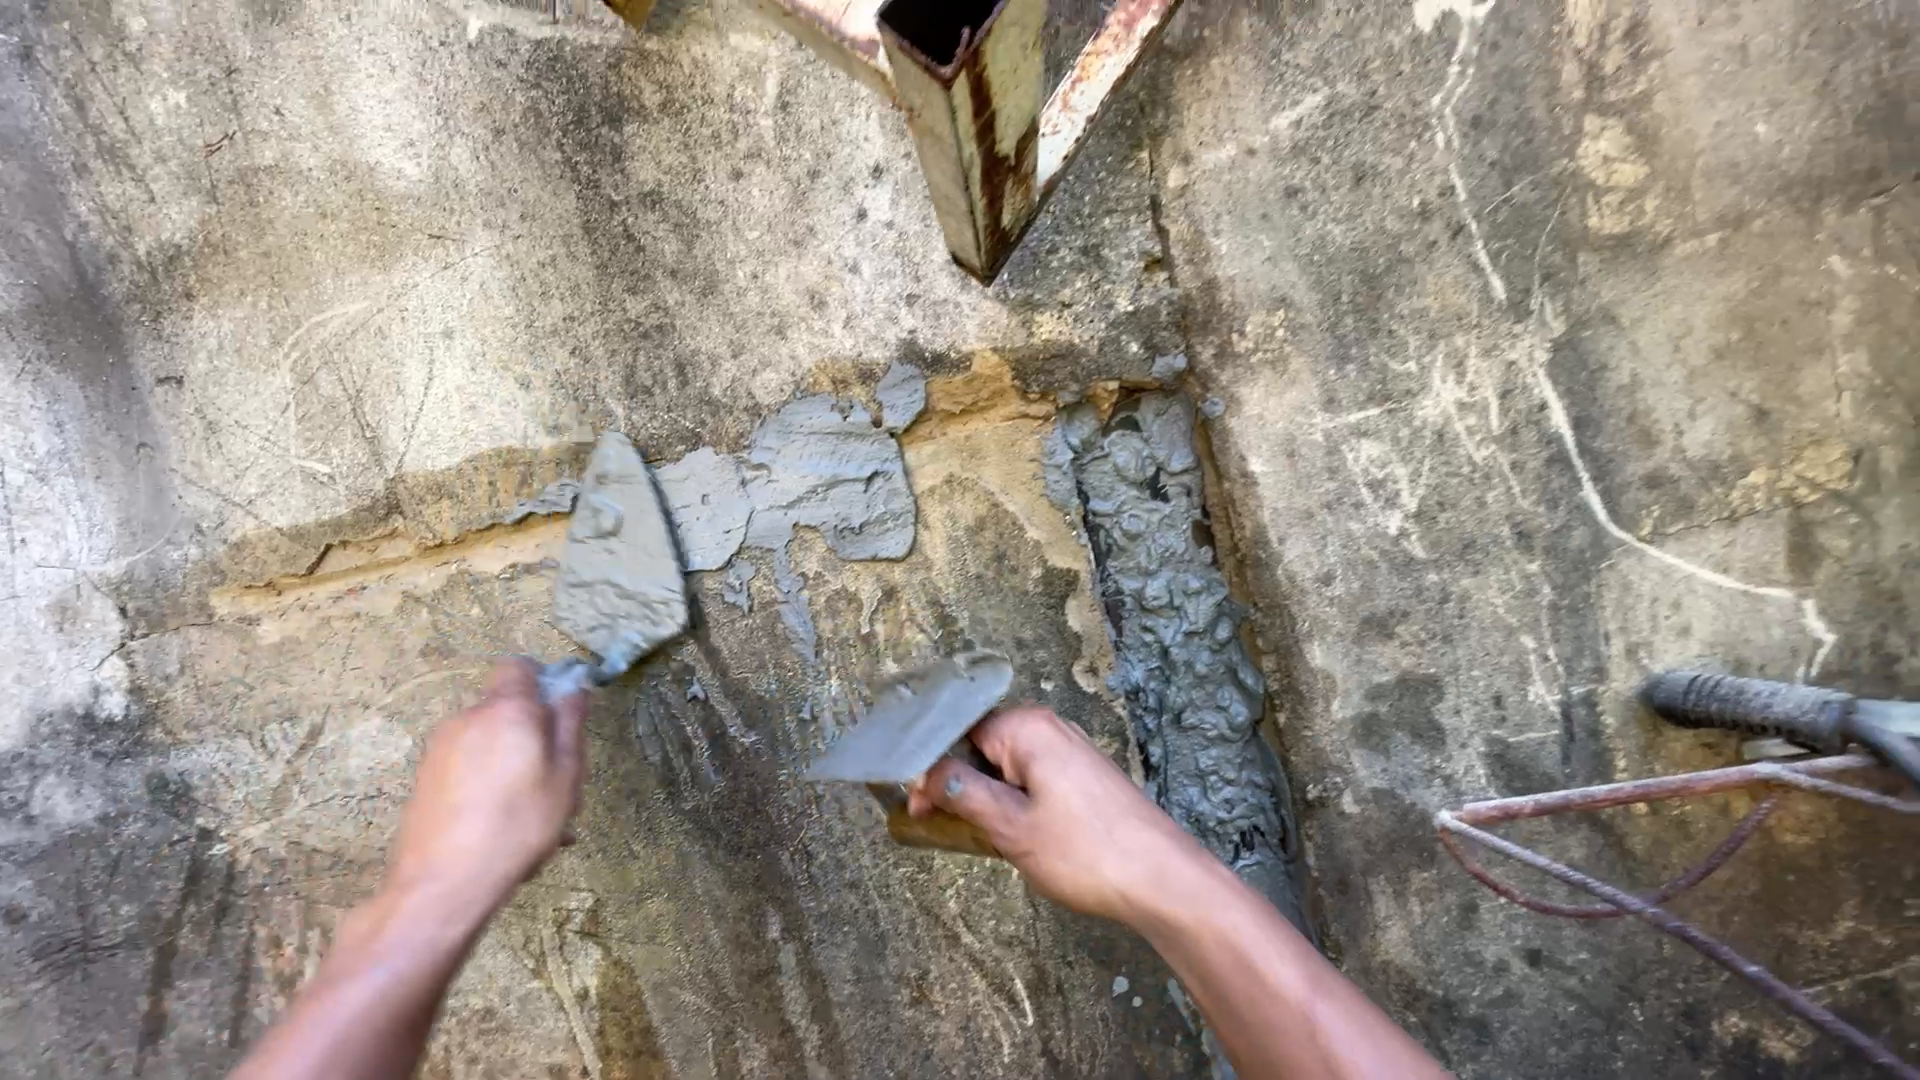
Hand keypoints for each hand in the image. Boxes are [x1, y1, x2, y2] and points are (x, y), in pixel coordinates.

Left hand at [386, 659, 587, 912]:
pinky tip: (505, 824)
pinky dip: (490, 782)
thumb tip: (574, 688)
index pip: (519, 667)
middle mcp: (467, 718)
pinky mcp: (426, 778)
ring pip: (491, 740)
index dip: (543, 681)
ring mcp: (441, 749)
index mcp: (506, 710)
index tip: (561, 714)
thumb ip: (570, 723)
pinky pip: (470, 765)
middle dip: (534, 732)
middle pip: (508, 708)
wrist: (443, 884)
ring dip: (515, 762)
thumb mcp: (566, 773)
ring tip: (535, 810)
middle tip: (558, 777)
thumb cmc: (519, 823)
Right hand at [907, 707, 1208, 923]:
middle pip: (983, 745)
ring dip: (985, 794)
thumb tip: (924, 774)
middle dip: (958, 781)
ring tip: (971, 831)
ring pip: (1007, 764)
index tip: (915, 807)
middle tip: (937, 822)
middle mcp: (1048, 727)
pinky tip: (1008, 831)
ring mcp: (1069, 749)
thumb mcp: (1011, 827)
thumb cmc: (1083, 851)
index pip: (960, 732)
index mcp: (1027, 727)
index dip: (933, 768)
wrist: (1162, 878)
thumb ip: (963, 794)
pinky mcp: (1082, 775)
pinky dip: (1012, 799)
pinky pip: (1031, 777)